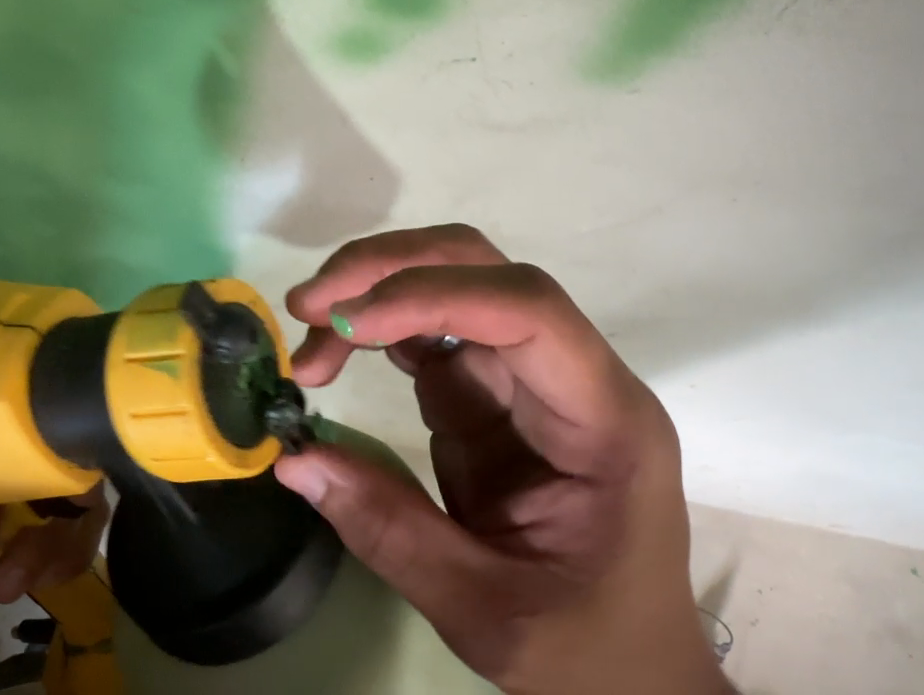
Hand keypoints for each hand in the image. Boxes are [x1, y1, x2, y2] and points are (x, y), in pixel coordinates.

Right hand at [274, 225, 727, 694]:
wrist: (629, 678)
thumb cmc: (588, 652)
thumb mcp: (488, 614)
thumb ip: (391, 532)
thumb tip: (294, 458)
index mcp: (602, 420)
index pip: (526, 311)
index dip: (431, 296)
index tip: (344, 325)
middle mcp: (567, 377)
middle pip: (483, 271)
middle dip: (389, 270)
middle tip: (308, 306)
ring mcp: (523, 380)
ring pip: (447, 286)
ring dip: (371, 292)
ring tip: (306, 334)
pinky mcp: (485, 396)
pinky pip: (426, 335)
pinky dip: (371, 331)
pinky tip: (330, 354)